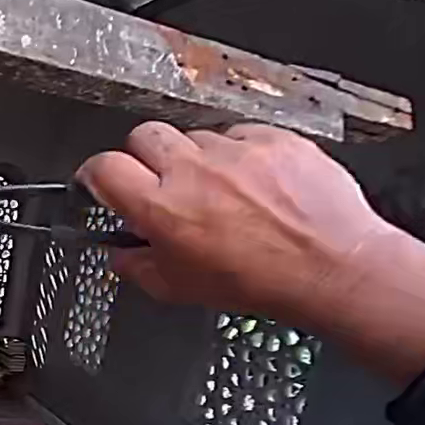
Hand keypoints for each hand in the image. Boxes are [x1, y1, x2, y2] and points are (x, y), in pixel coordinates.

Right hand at [77, 122, 424, 384]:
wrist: (331, 268)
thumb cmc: (255, 282)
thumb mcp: (176, 289)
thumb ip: (134, 267)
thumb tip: (119, 254)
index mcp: (161, 208)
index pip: (104, 167)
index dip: (94, 173)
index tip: (98, 181)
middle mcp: (192, 171)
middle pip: (142, 136)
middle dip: (141, 157)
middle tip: (156, 181)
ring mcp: (234, 151)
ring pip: (191, 136)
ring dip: (192, 158)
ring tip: (214, 188)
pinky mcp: (273, 139)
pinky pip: (237, 135)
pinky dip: (235, 154)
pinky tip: (248, 182)